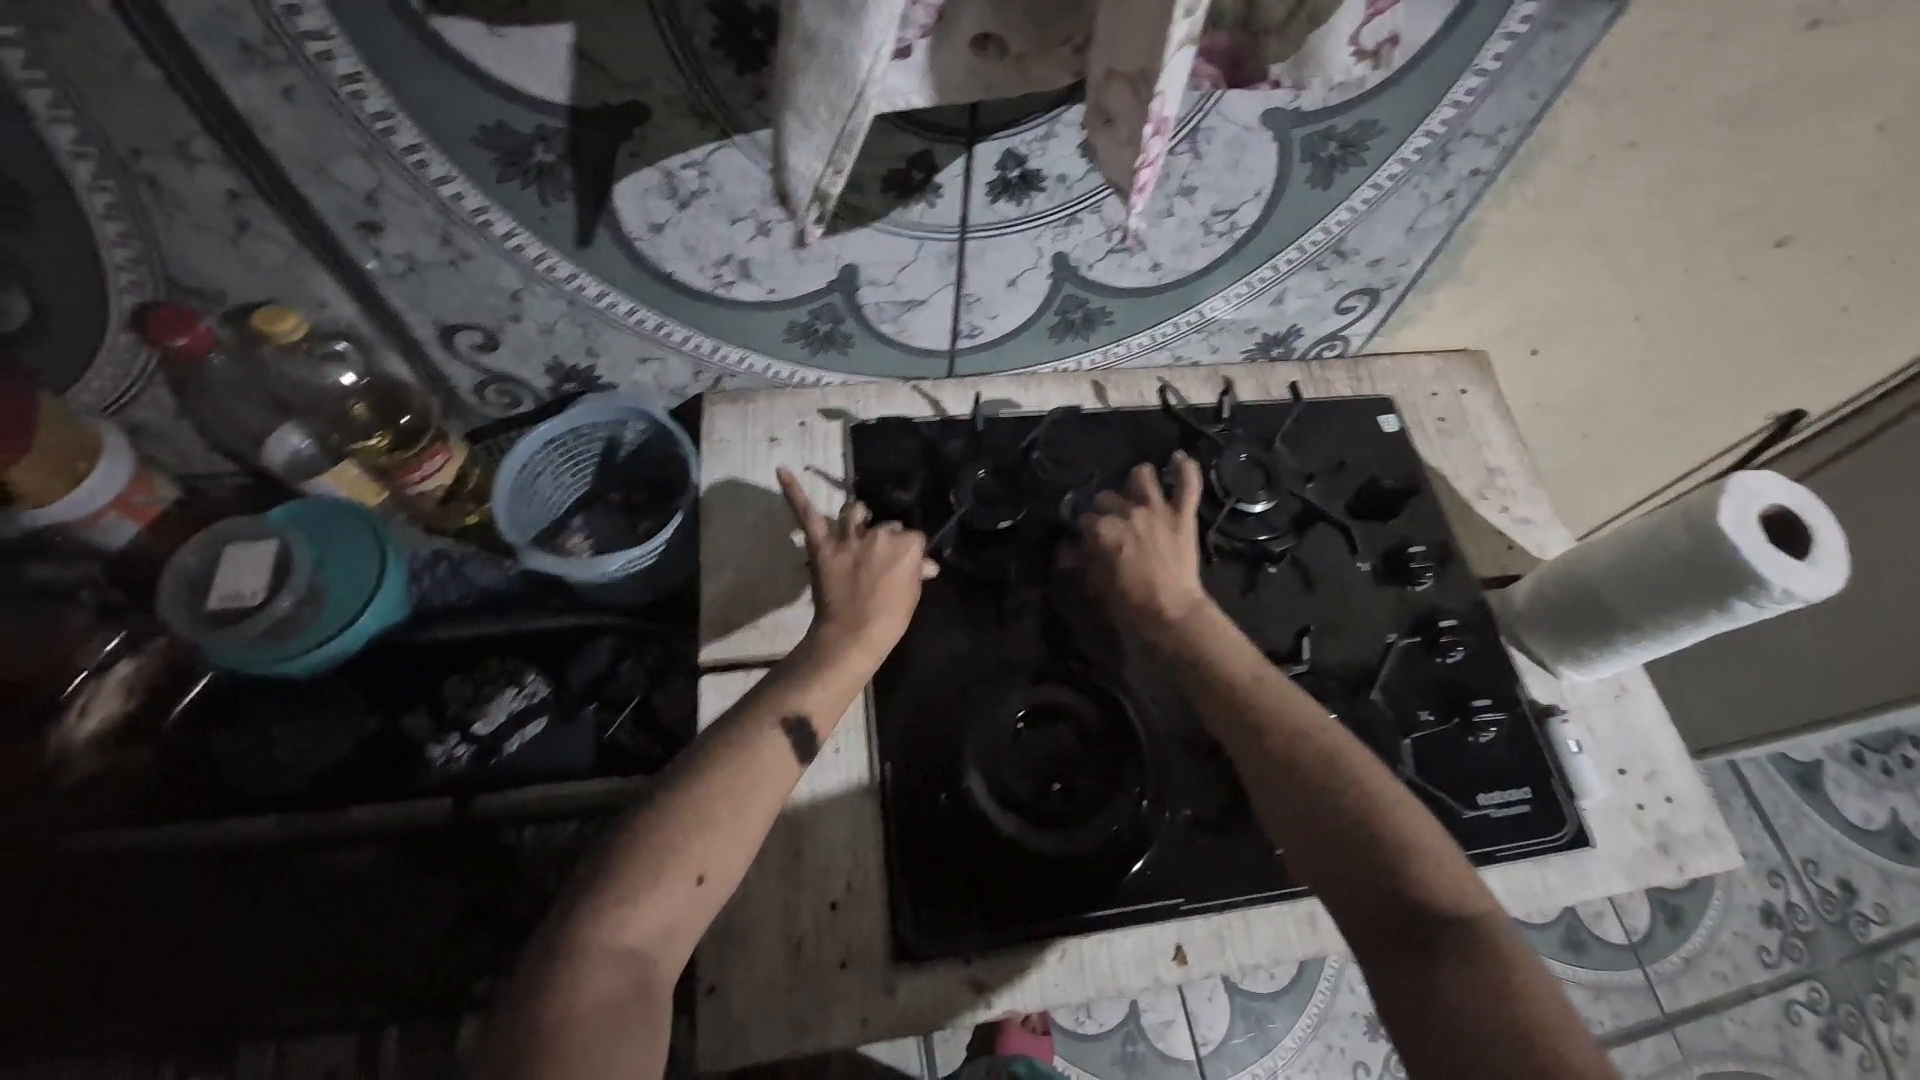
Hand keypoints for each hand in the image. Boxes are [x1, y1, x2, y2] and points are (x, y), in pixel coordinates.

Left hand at [778, 467, 937, 662]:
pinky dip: (793, 492)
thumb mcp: (913, 595)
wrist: (853, 635)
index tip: (906, 566)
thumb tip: (927, 564)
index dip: (909, 551)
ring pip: (855, 514)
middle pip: (886, 527)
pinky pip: (807, 514)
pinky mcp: (822, 545)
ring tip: (860, 522)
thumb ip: (916, 573)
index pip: (912, 537)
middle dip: (886, 539)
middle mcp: (879, 534)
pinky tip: (782, 470)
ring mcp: (848, 538)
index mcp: (906, 545)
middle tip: (881, 561)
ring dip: (859, 517)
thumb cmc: (890, 620)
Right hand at [1072, 452, 1212, 644]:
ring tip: (1137, 489)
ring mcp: (1158, 509)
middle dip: (1105, 508)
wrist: (1172, 614)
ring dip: (1137, 481)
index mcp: (1102, 528)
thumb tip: (1066, 550)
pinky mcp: (1183, 515)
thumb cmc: (1129, 603)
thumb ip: (1081, 560)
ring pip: (1143, 476)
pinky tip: (1179, 458)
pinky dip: (1185, 468)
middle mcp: (1127, 511)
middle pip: (1107, 496)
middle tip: (1111, 524)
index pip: (1084, 519)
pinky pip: (1188, 483)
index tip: (1086, 540)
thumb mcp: (1096, 583)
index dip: (1084, 530)